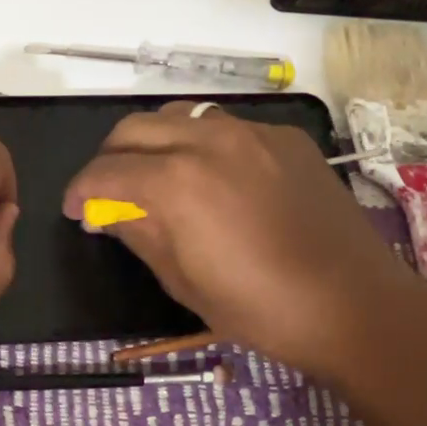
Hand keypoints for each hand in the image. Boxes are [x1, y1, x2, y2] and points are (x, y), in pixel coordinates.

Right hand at [64, 102, 426, 377]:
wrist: (351, 304)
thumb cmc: (257, 307)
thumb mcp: (181, 279)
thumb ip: (137, 232)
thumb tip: (105, 210)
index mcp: (175, 181)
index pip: (105, 173)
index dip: (80, 192)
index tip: (75, 211)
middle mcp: (208, 141)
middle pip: (134, 130)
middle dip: (109, 159)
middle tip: (108, 194)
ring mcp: (252, 134)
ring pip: (180, 118)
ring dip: (153, 143)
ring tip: (154, 178)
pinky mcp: (286, 139)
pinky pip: (226, 128)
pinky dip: (201, 146)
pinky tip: (211, 180)